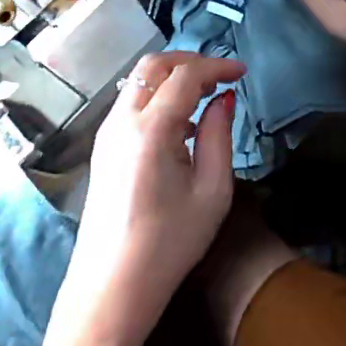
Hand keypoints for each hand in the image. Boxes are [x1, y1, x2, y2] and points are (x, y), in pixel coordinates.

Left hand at [57, 51, 243, 345]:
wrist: (113, 284)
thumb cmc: (170, 243)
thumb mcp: (211, 190)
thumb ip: (219, 135)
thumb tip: (224, 99)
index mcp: (150, 129)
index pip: (185, 75)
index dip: (217, 66)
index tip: (242, 72)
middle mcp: (121, 120)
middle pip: (153, 65)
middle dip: (190, 61)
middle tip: (221, 77)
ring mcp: (106, 132)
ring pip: (138, 82)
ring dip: (172, 78)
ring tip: (206, 98)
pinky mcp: (103, 147)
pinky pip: (131, 104)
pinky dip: (157, 98)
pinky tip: (180, 125)